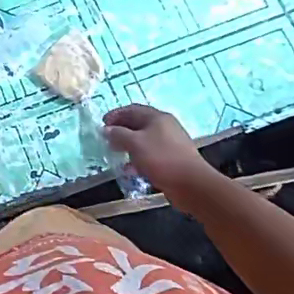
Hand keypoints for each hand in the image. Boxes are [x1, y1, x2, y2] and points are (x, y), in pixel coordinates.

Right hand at [101, 105, 221, 197]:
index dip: (115, 115)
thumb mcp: (135, 143)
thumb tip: (106, 129)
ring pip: (144, 140)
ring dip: (128, 145)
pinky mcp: (172, 159)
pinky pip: (150, 154)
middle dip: (121, 130)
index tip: (101, 124)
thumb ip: (118, 134)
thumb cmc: (161, 158)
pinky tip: (130, 169)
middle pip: (138, 124)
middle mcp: (165, 127)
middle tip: (107, 140)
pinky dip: (138, 159)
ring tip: (116, 154)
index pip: (132, 109)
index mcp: (157, 117)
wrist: (191, 183)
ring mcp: (170, 143)